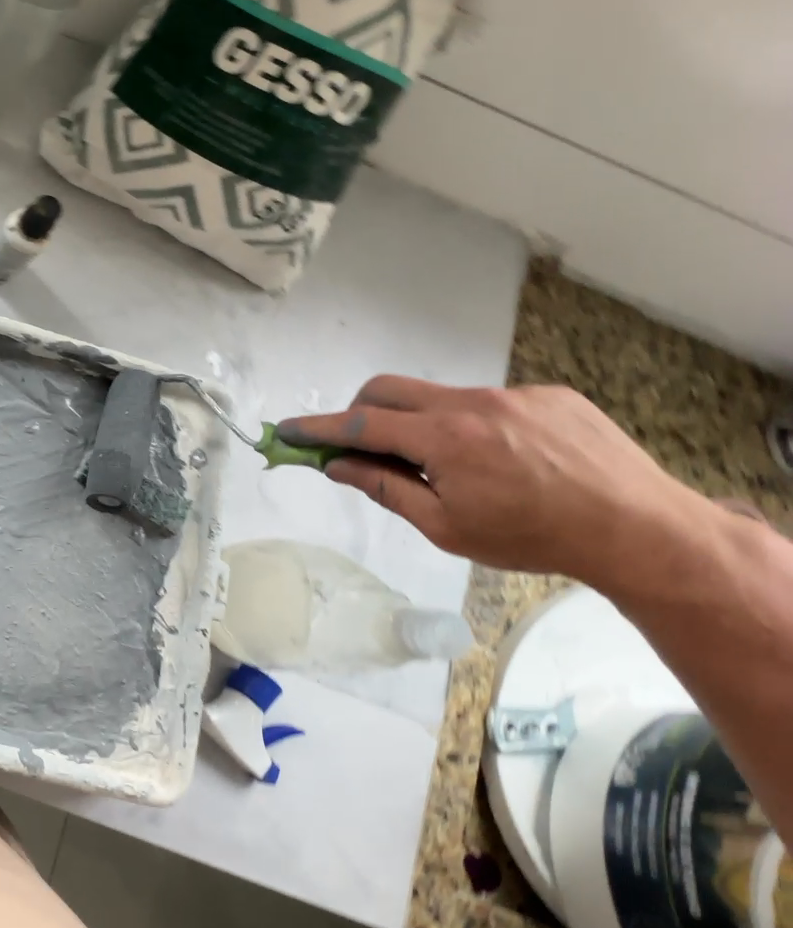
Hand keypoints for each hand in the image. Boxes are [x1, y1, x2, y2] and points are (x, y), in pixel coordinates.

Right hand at [276, 377, 714, 586]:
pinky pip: (489, 402)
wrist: (641, 529)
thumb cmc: (530, 537)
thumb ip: (384, 487)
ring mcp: (515, 394)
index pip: (360, 423)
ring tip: (450, 467)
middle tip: (360, 446)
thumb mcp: (444, 526)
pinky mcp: (550, 395)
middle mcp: (473, 403)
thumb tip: (337, 465)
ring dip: (421, 423)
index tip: (286, 430)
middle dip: (360, 411)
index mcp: (443, 438)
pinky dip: (471, 425)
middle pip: (389, 389)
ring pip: (440, 397)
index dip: (317, 427)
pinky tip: (503, 460)